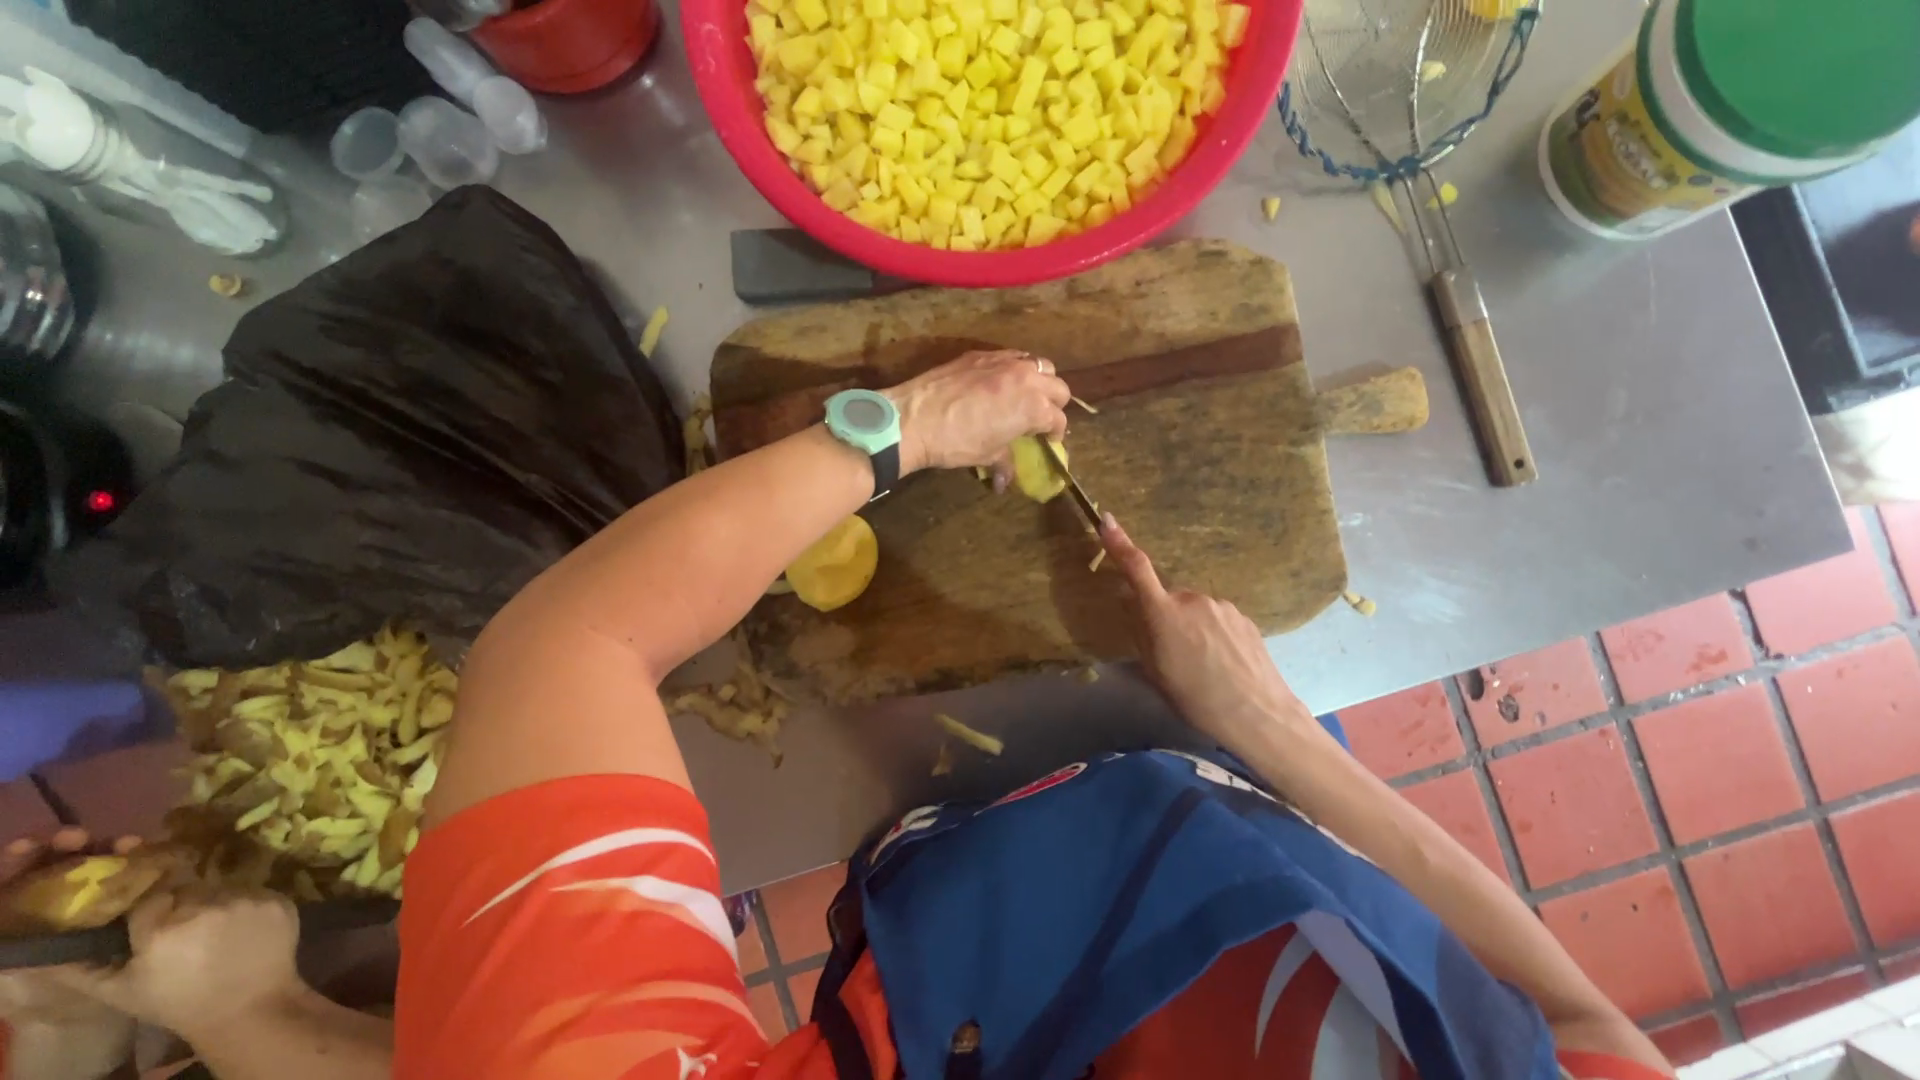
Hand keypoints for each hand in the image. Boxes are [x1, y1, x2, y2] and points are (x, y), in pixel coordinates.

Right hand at [49, 888, 303, 1040]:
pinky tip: (245, 930)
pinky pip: (255, 893)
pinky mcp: (278, 899)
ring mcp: (247, 899)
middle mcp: (207, 905)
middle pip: (190, 889)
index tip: (155, 923)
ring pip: (223, 889)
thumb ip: (84, 969)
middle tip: (188, 930)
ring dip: (217, 904)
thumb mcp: (122, 991)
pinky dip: (248, 907)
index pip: (151, 896)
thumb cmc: (179, 1002)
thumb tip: (52, 954)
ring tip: (218, 932)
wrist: (249, 1005)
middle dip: (185, 905)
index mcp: (163, 927)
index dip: (153, 910)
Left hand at [883, 349, 1070, 476]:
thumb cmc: (955, 442)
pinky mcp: (982, 354)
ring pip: (1039, 364)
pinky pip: (1012, 355)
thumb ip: (1004, 462)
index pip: (1058, 419)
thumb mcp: (985, 455)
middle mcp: (1027, 378)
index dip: (1055, 432)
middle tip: (1041, 417)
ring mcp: (1004, 361)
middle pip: (1058, 387)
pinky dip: (1016, 368)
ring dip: (1040, 380)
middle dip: (1054, 403)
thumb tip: (1006, 481)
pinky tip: (1002, 381)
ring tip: (1027, 394)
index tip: (1048, 440)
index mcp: (1034, 407)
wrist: (915, 418)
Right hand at [1100, 515, 1319, 753]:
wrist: (1258, 713)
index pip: (1137, 569)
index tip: (1107, 520)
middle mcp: (1193, 600)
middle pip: (1170, 600)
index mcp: (1164, 613)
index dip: (1119, 544)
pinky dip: (1214, 636)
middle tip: (1174, 656)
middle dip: (1167, 618)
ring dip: (1193, 629)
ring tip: (1204, 666)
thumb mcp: (1156, 672)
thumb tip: (1134, 607)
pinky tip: (1224, 664)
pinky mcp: (1243, 617)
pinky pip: (1217, 620)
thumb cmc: (1196, 698)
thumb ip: (1142, 634)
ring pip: (1196, 611)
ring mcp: (1222, 606)